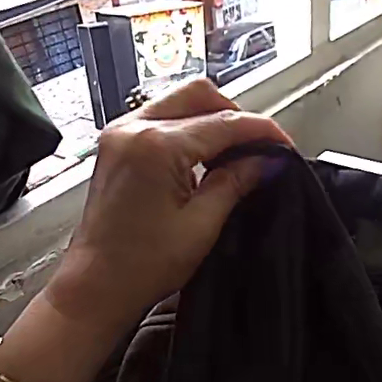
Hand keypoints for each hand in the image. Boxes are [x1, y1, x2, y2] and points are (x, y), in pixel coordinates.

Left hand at [43, 78, 290, 336]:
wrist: (98, 285)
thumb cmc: (141, 265)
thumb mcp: (202, 225)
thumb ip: (234, 184)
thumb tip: (262, 162)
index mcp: (156, 146)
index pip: (224, 123)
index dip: (261, 132)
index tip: (284, 145)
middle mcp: (134, 129)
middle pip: (199, 95)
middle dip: (236, 117)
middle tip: (260, 147)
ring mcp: (121, 135)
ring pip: (179, 103)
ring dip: (212, 122)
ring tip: (236, 156)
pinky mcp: (116, 148)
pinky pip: (160, 121)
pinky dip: (188, 132)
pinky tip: (205, 160)